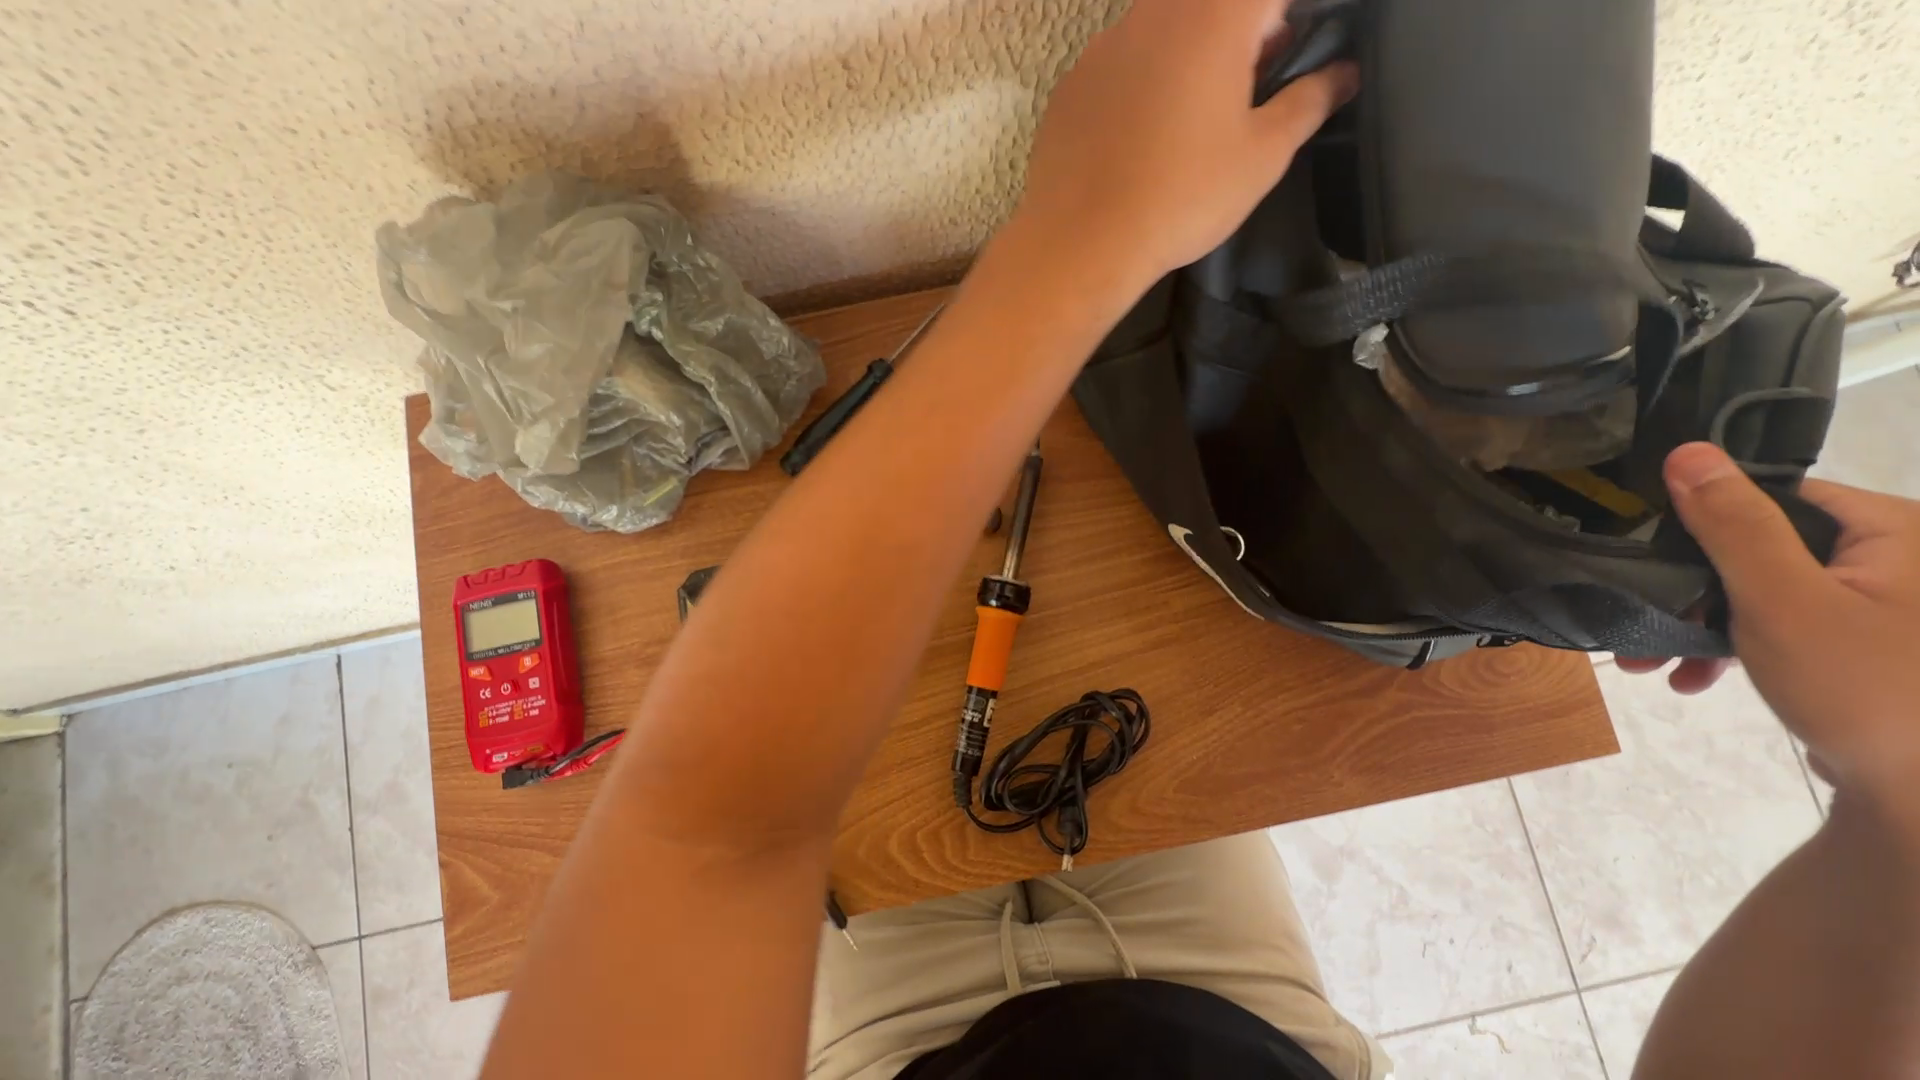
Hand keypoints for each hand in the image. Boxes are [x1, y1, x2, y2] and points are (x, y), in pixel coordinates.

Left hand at [1012, 0, 1357, 284]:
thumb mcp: (1262, 156)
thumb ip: (1309, 102)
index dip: (1284, 18)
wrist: (1081, 242)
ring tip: (1199, 111)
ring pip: (1162, 23)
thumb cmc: (1182, 197)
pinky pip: (1121, 61)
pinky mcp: (1072, 83)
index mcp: (1214, 17)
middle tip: (1253, 81)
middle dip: (1242, 28)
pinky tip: (1145, 132)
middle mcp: (1155, 14)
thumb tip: (1343, 74)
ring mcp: (1105, 46)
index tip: (1291, 53)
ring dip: (1191, 49)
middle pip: (1213, 0)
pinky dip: (1144, 77)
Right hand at [1627, 442, 1919, 819]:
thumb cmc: (1863, 689)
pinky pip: (1786, 628)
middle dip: (1692, 591)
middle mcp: (1895, 559)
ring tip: (1652, 662)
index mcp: (1893, 532)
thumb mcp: (1781, 601)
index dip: (1704, 521)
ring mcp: (1881, 606)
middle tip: (1640, 623)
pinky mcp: (1864, 647)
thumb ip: (1734, 525)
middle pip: (1763, 549)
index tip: (1648, 559)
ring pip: (1766, 593)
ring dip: (1703, 625)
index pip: (1776, 496)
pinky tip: (1698, 678)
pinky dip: (1737, 649)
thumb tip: (1688, 452)